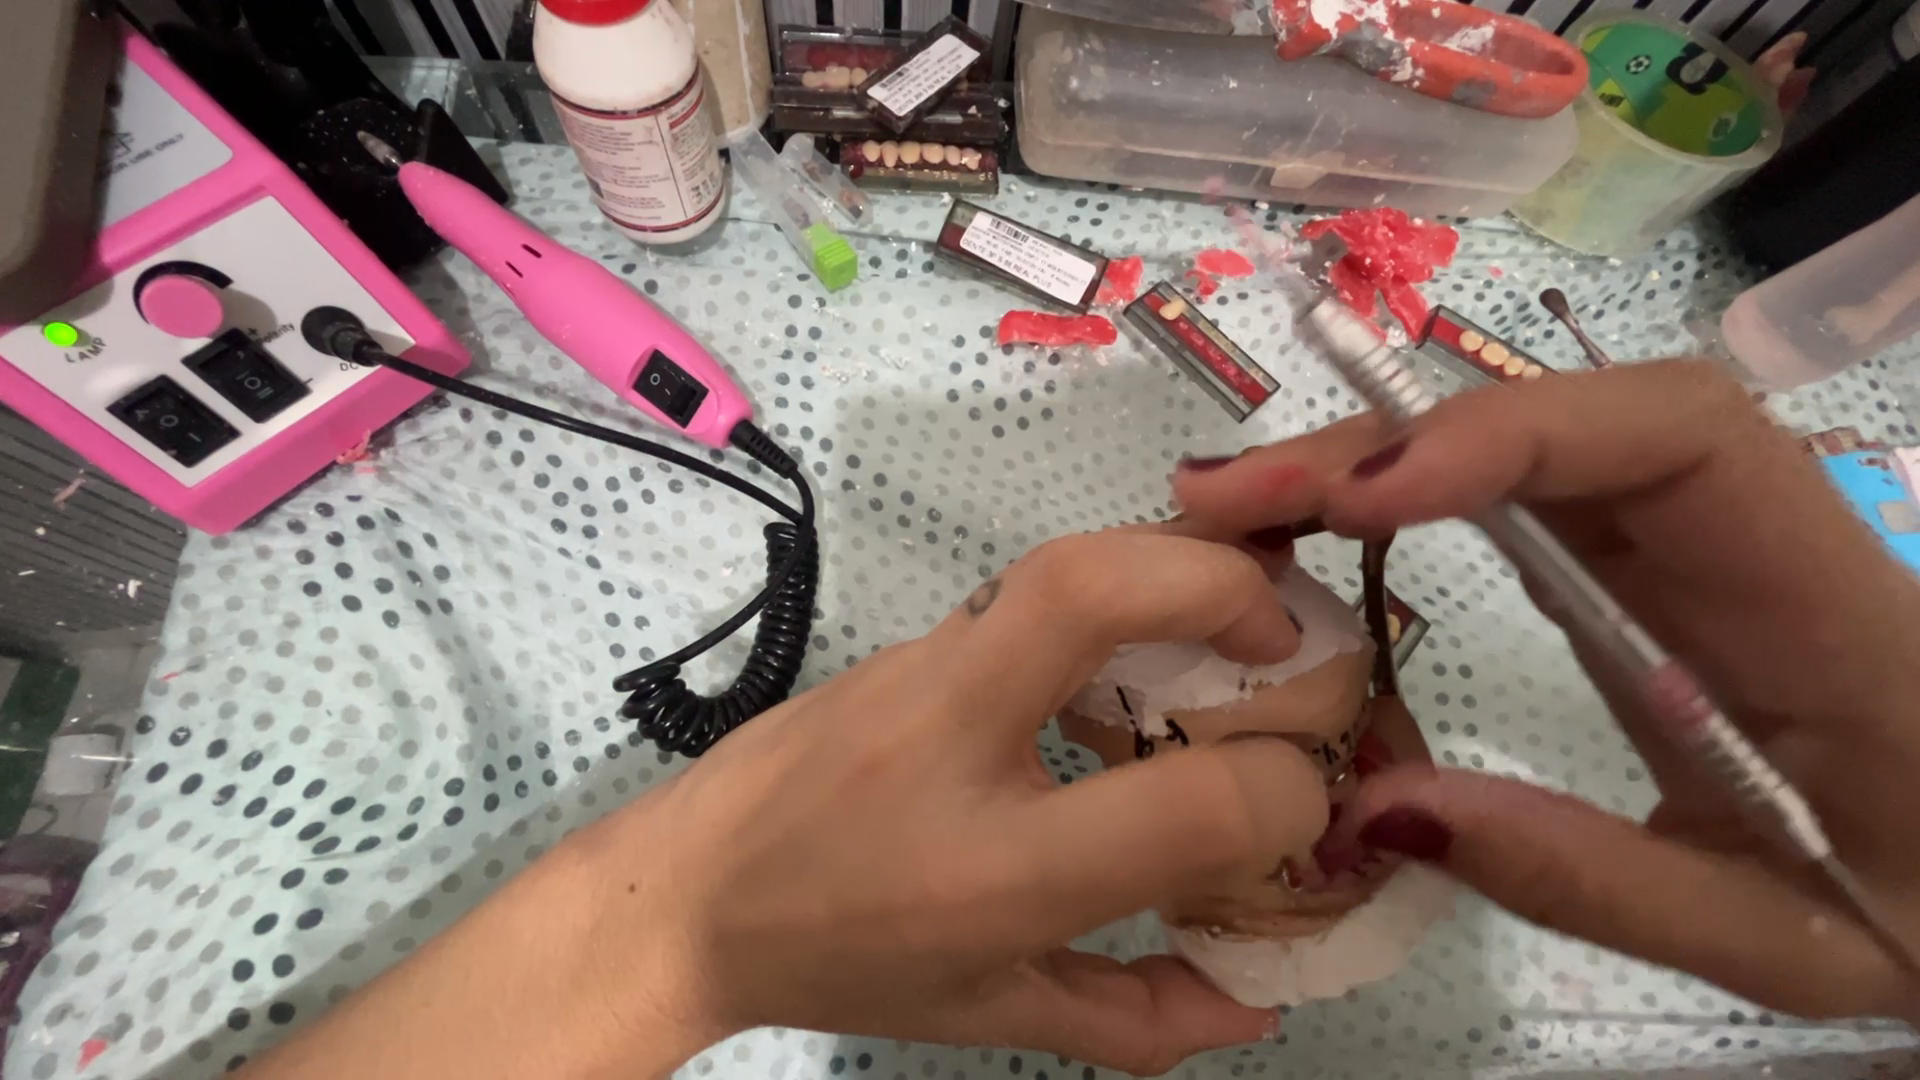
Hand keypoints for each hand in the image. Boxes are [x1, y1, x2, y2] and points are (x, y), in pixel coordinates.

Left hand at [568, 530, 1336, 1073]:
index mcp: (991, 871)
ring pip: (1052, 565)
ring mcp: (920, 669)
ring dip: (1163, 561)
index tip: (1301, 791)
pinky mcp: (908, 641)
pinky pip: (1025, 589)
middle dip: (1212, 583)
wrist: (691, 885)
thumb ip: (1135, 1019)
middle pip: (1086, 594)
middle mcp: (954, 739)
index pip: (1174, 807)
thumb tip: (1253, 997)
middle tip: (1281, 627)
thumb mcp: (992, 1013)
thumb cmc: (841, 954)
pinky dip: (1108, 589)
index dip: (1276, 791)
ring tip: (1228, 610)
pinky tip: (1133, 642)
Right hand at [1171, 360, 1919, 1021]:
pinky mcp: (1599, 558)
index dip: (1500, 436)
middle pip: (1536, 421)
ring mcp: (1652, 537)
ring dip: (1346, 461)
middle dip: (1366, 445)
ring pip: (1490, 442)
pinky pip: (1477, 491)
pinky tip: (1291, 528)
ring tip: (1227, 507)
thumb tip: (1369, 805)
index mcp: (1815, 605)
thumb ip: (1582, 876)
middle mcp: (1726, 532)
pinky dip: (1371, 496)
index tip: (1354, 503)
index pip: (1668, 439)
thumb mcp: (1782, 942)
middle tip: (1226, 497)